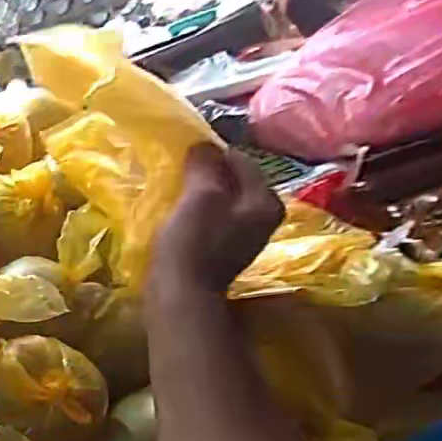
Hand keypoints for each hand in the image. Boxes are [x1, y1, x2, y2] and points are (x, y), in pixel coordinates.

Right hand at [150, 145, 283, 297]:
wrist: (179, 296)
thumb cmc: (192, 244)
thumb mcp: (199, 196)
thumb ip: (205, 165)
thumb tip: (204, 144)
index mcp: (265, 202)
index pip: (241, 162)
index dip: (212, 155)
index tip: (184, 157)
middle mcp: (263, 219)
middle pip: (234, 184)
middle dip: (208, 177)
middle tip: (179, 177)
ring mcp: (243, 240)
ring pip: (222, 204)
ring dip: (200, 198)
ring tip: (176, 198)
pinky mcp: (222, 254)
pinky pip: (212, 224)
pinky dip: (197, 218)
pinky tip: (178, 222)